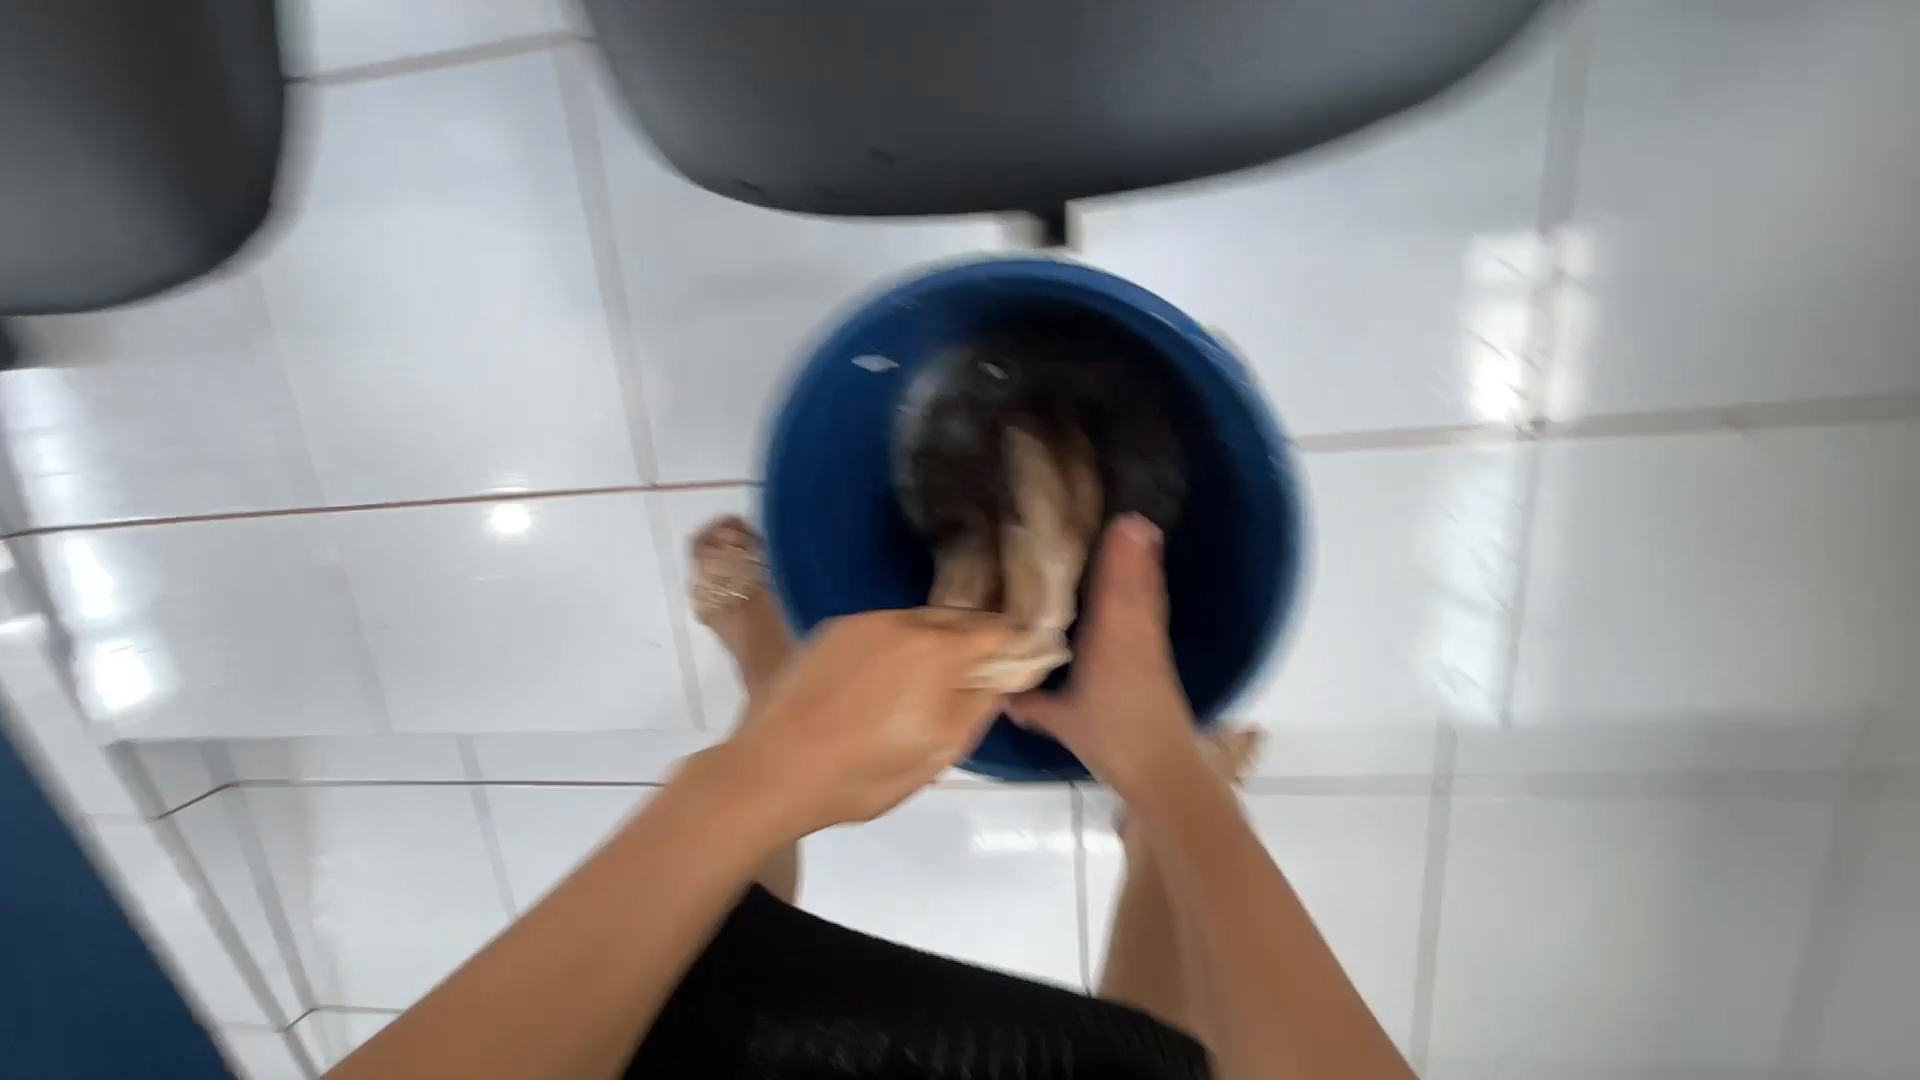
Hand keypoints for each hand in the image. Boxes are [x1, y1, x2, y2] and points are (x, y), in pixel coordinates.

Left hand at [726, 607, 1013, 832]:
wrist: (770, 770)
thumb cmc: (863, 773)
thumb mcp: (937, 753)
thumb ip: (979, 705)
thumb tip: (1004, 674)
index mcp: (938, 650)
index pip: (996, 629)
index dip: (1012, 645)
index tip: (1014, 665)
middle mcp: (903, 621)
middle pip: (956, 621)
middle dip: (971, 644)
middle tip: (969, 681)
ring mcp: (863, 622)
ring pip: (915, 623)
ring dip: (930, 645)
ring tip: (918, 686)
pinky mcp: (830, 630)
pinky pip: (879, 630)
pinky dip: (892, 648)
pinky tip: (876, 684)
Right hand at [1008, 514, 1203, 797]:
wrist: (1162, 767)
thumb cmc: (1110, 739)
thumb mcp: (1062, 722)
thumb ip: (1030, 705)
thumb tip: (998, 695)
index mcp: (1106, 643)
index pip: (1110, 591)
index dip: (1116, 557)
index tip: (1118, 524)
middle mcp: (1130, 636)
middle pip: (1132, 585)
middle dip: (1131, 551)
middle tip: (1133, 515)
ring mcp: (1149, 645)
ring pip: (1146, 596)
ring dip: (1145, 564)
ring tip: (1144, 530)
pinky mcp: (1160, 658)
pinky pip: (1153, 613)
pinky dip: (1151, 589)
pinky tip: (1149, 576)